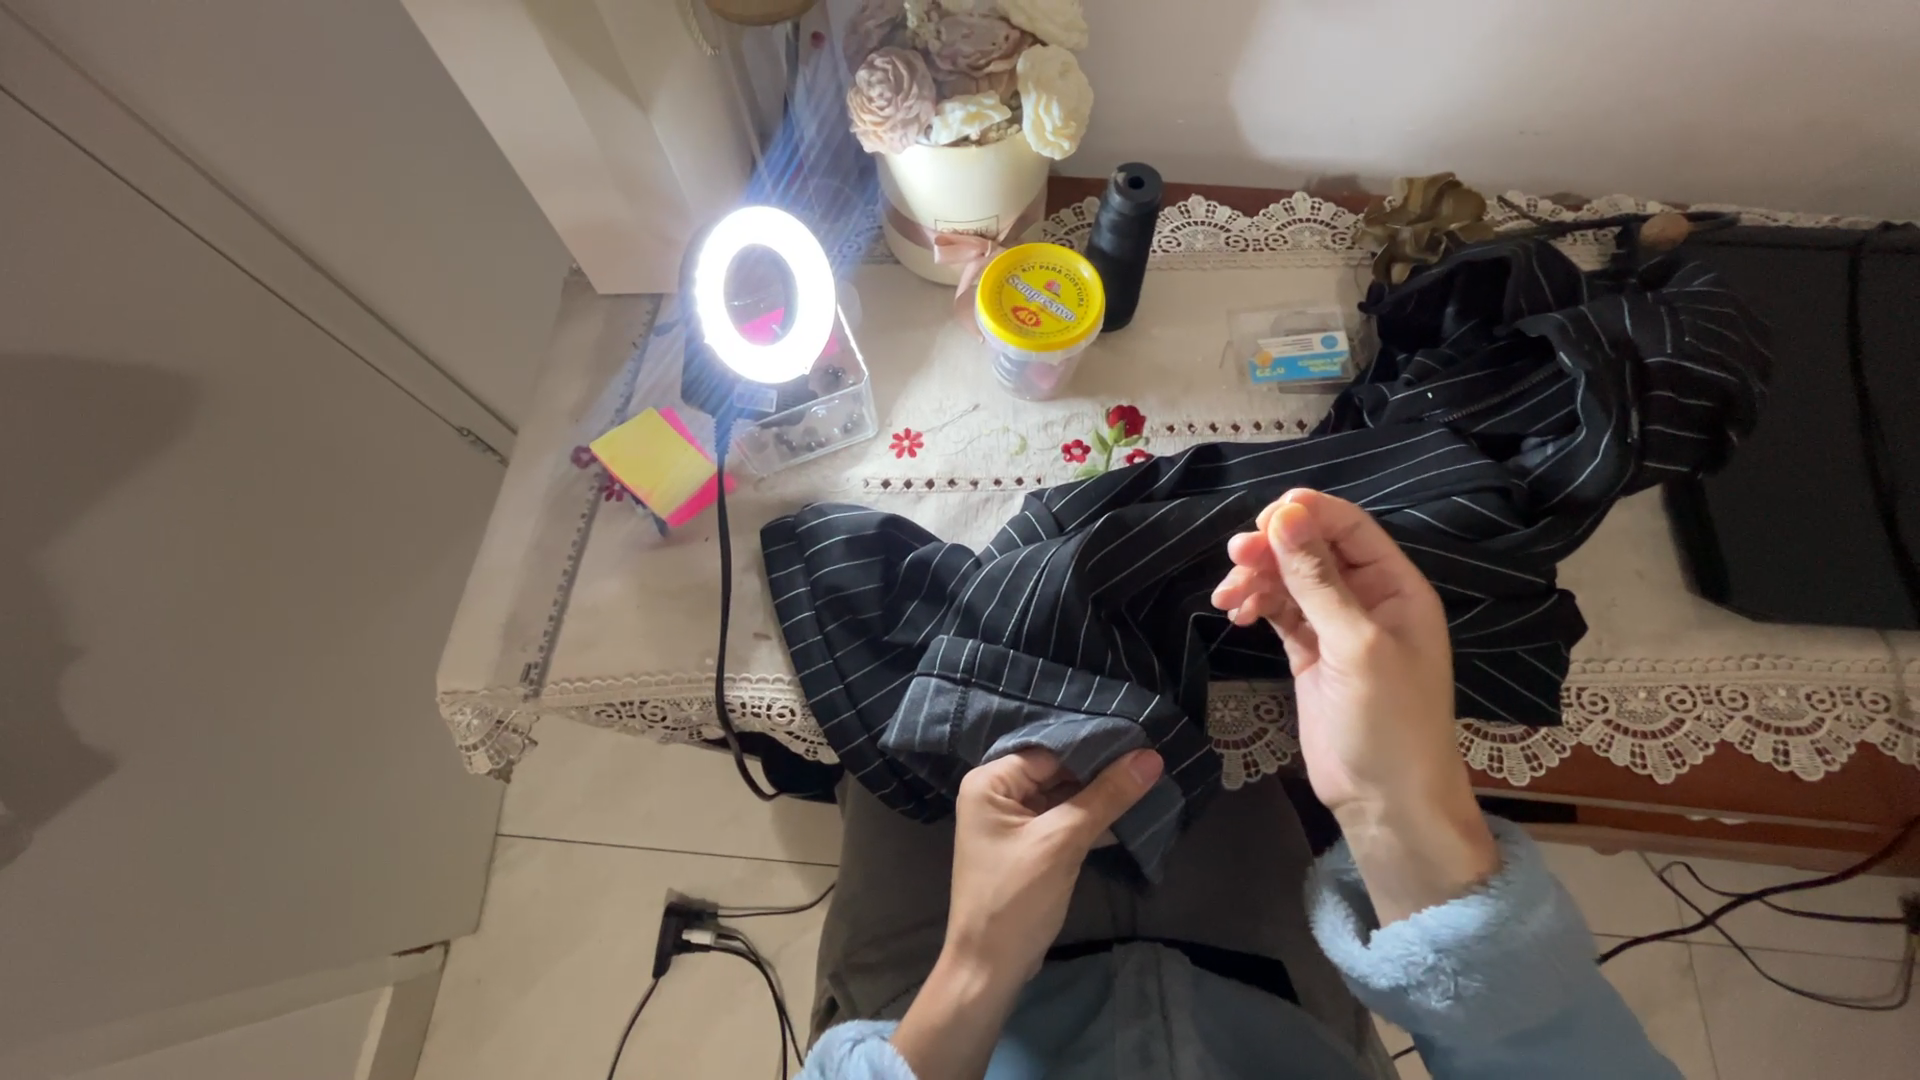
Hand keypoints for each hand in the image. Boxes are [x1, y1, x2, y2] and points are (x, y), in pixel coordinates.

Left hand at [892, 749, 1161, 1079]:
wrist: (990, 970)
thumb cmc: (1016, 898)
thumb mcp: (1063, 842)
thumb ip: (1106, 796)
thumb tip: (1151, 757)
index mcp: (990, 781)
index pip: (1050, 751)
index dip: (1094, 746)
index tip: (1140, 738)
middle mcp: (996, 793)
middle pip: (1056, 771)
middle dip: (1100, 771)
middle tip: (1150, 757)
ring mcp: (1011, 821)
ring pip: (1063, 796)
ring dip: (1100, 796)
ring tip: (1149, 780)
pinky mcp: (1028, 846)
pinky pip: (1063, 820)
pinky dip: (1091, 819)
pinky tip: (1130, 815)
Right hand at [1210, 489, 1496, 922]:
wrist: (1383, 800)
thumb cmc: (1388, 721)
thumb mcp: (1355, 643)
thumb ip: (1318, 578)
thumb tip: (1284, 515)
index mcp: (1396, 587)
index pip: (1350, 527)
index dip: (1307, 514)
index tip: (1261, 520)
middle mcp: (1365, 598)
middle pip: (1311, 550)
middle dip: (1271, 548)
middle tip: (1234, 558)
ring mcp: (1334, 626)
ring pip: (1287, 579)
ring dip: (1255, 578)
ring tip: (1227, 597)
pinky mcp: (1308, 651)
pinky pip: (1277, 611)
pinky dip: (1255, 605)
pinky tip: (1236, 614)